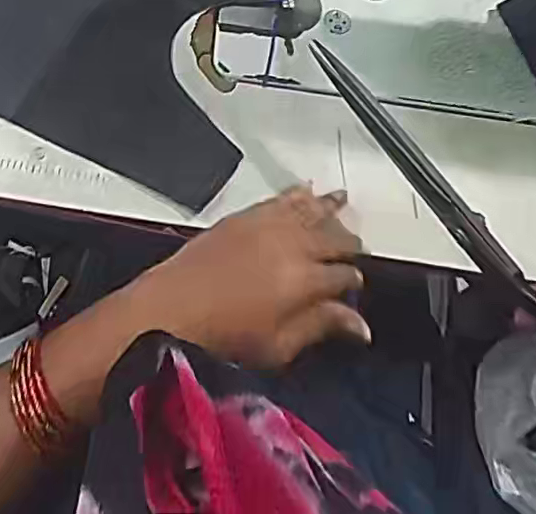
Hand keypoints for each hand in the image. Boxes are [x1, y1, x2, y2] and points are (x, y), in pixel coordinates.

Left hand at [117, 188, 369, 367]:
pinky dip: (295, 193)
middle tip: (356, 247)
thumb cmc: (227, 334)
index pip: (344, 275)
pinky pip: (279, 198)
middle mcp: (291, 244)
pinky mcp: (245, 215)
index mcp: (305, 279)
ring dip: (328, 205)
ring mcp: (267, 224)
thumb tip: (358, 324)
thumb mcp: (280, 345)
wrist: (176, 305)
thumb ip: (321, 326)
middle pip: (331, 236)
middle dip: (347, 242)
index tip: (355, 289)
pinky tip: (304, 189)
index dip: (352, 282)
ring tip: (342, 199)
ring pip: (308, 209)